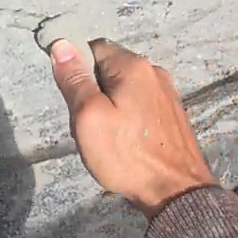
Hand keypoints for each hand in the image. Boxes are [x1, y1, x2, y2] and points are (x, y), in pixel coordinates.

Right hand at [49, 39, 216, 218]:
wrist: (176, 193)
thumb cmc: (126, 155)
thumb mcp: (88, 116)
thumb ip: (74, 80)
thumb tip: (61, 44)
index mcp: (133, 66)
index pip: (92, 48)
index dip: (76, 70)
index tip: (73, 99)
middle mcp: (154, 71)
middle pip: (108, 69)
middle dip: (92, 91)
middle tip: (87, 122)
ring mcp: (166, 93)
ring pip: (123, 88)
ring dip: (108, 105)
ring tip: (105, 135)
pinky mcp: (172, 113)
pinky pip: (139, 103)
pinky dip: (126, 115)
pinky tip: (124, 140)